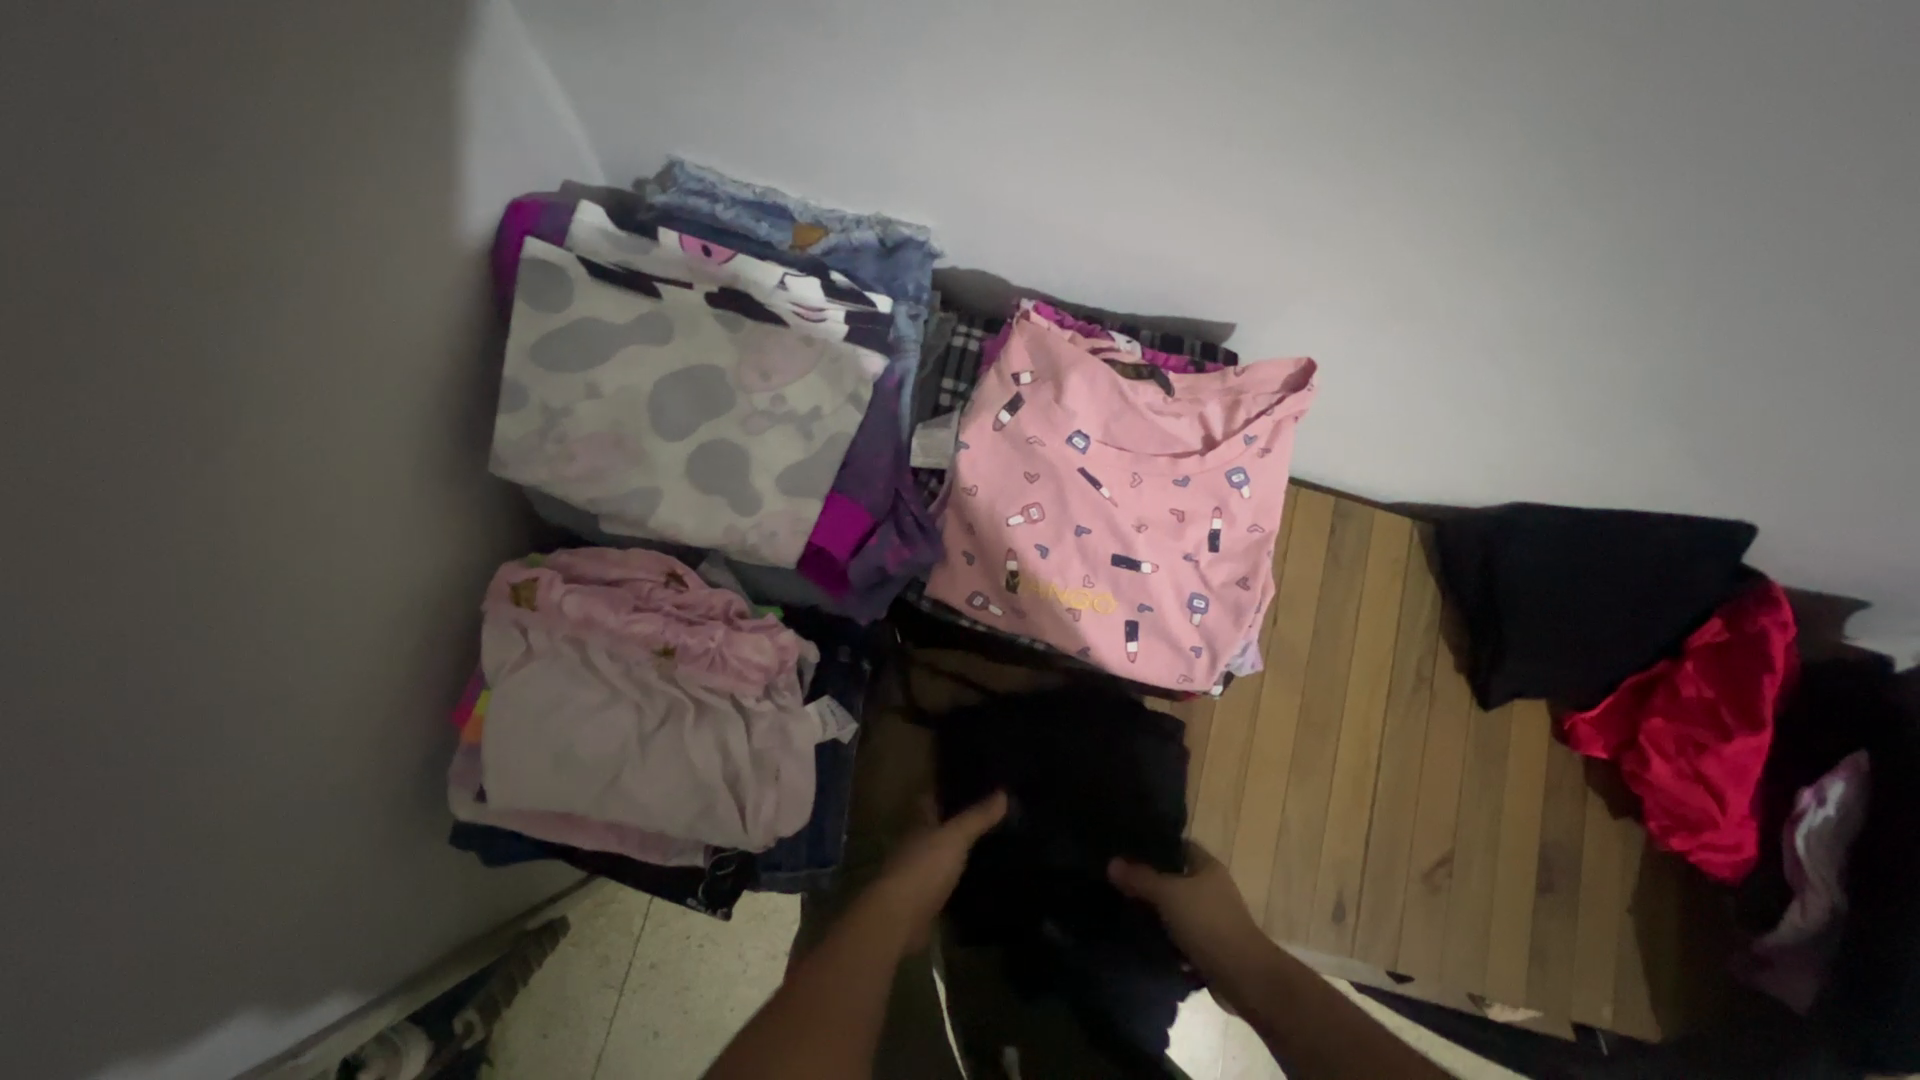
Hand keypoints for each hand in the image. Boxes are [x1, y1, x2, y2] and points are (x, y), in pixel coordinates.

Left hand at [867, 791, 1007, 949]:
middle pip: (938, 828)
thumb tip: (1003, 792)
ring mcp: (920, 874)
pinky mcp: (928, 900)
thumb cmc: (923, 868)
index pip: (930, 800)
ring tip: (995, 842)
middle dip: (958, 821)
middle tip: (992, 814)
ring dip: (961, 850)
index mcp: (918, 824)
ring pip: (944, 855)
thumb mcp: (954, 837)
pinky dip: (962, 878)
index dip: (947, 791)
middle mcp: (917, 845)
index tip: (971, 783)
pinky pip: (949, 882)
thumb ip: (976, 817)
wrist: (900, 919)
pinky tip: (983, 876)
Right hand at [1109, 842, 1267, 978]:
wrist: (1242, 976)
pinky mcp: (1209, 947)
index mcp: (1208, 867)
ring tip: (1123, 910)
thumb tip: (1112, 863)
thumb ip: (1140, 878)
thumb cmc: (1207, 923)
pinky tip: (1141, 940)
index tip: (1128, 848)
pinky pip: (1180, 937)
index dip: (1156, 845)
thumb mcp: (1168, 894)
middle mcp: (1213, 889)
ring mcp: (1213, 919)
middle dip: (1150, 882)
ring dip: (1156, 914)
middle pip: (1176, 879)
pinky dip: (1164, 940)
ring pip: (1177, 910)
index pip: (1180, 846)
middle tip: (1118, 881)